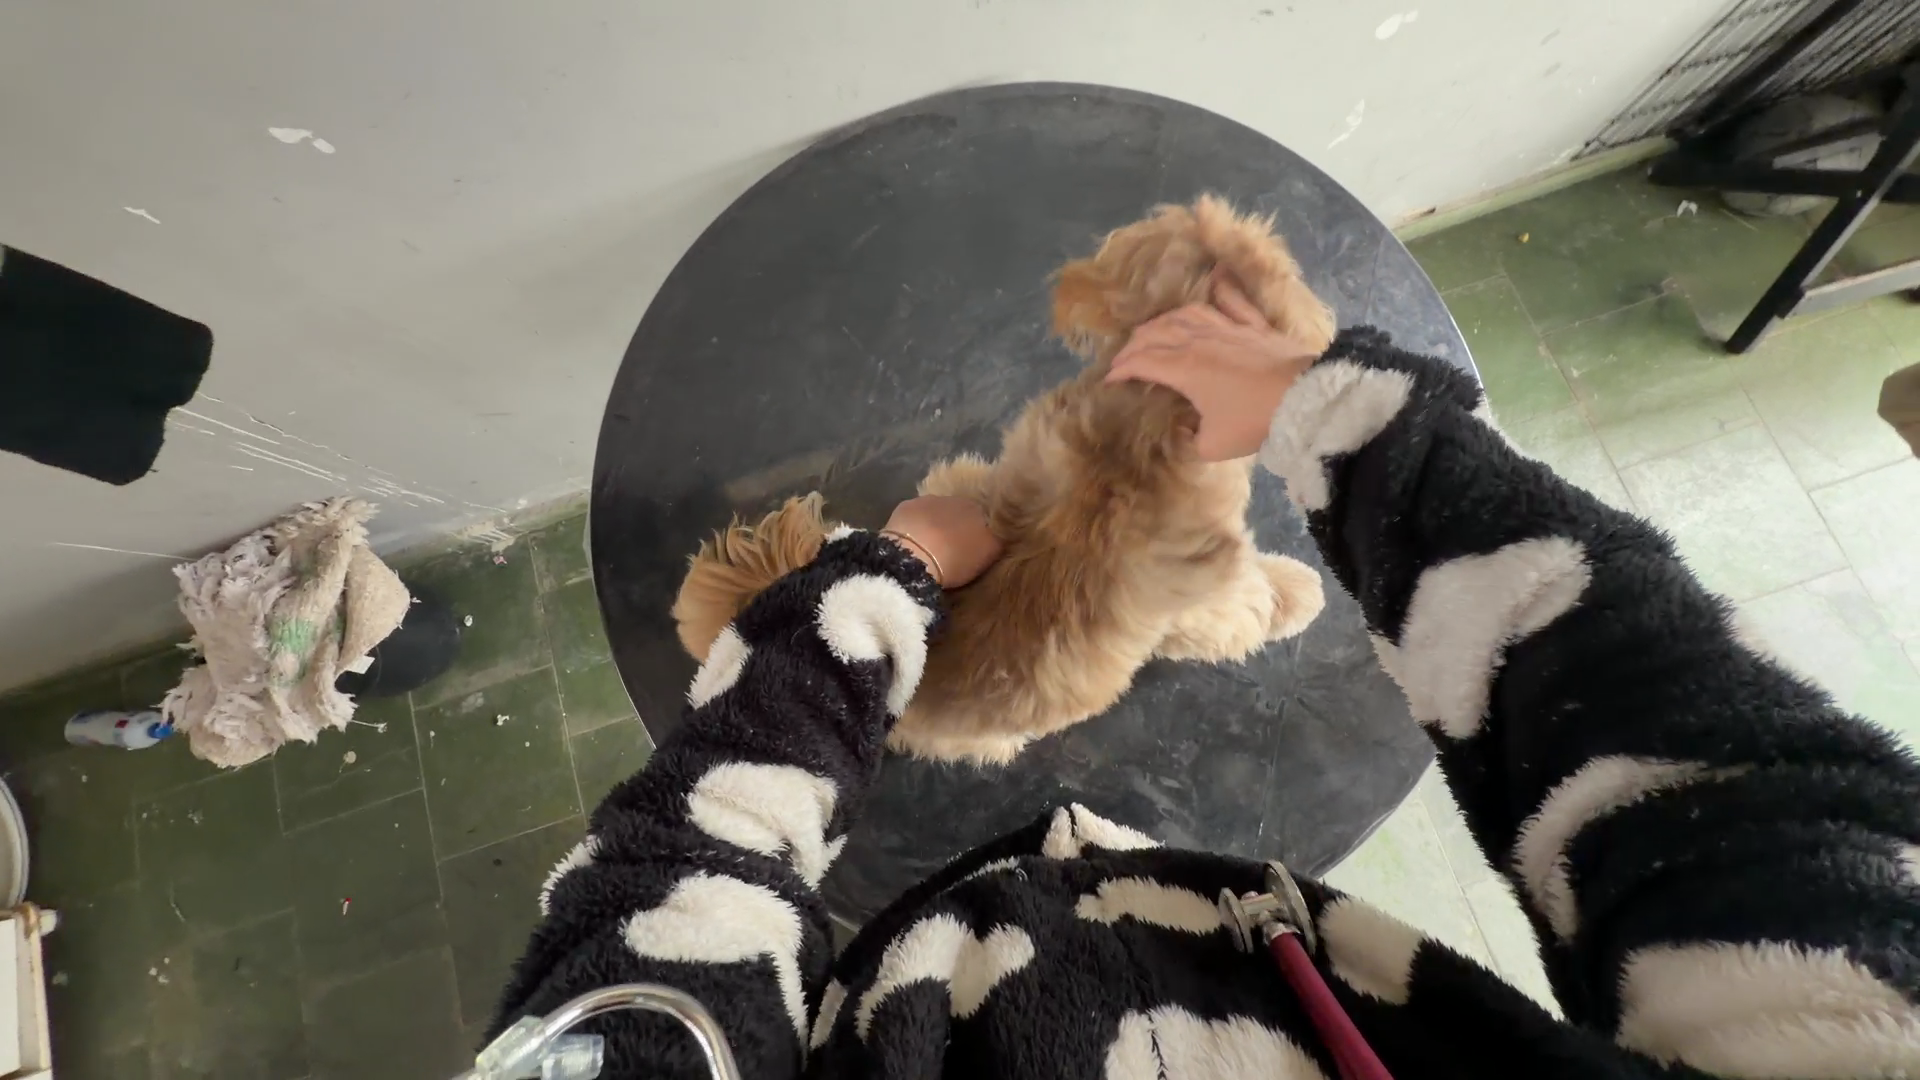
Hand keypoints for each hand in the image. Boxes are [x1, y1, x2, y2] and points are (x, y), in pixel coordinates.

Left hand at [882, 495, 1002, 588]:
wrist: (915, 556)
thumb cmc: (957, 558)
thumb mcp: (989, 553)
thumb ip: (996, 538)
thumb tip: (998, 531)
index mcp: (979, 509)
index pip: (985, 516)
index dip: (981, 530)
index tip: (977, 544)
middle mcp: (956, 498)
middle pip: (961, 511)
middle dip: (958, 524)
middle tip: (954, 545)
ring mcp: (929, 500)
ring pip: (937, 510)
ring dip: (936, 523)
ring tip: (932, 545)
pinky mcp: (906, 507)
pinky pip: (915, 515)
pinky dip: (916, 525)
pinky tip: (912, 540)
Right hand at [1105, 279, 1323, 460]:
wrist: (1306, 399)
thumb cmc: (1253, 422)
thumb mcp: (1212, 446)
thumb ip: (1190, 439)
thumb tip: (1184, 431)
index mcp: (1184, 368)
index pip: (1141, 362)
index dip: (1120, 370)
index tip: (1109, 380)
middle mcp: (1199, 341)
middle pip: (1156, 333)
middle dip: (1133, 345)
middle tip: (1123, 358)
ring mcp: (1228, 328)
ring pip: (1185, 314)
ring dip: (1162, 321)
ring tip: (1152, 330)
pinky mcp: (1254, 326)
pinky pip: (1232, 301)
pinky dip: (1220, 289)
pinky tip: (1213, 279)